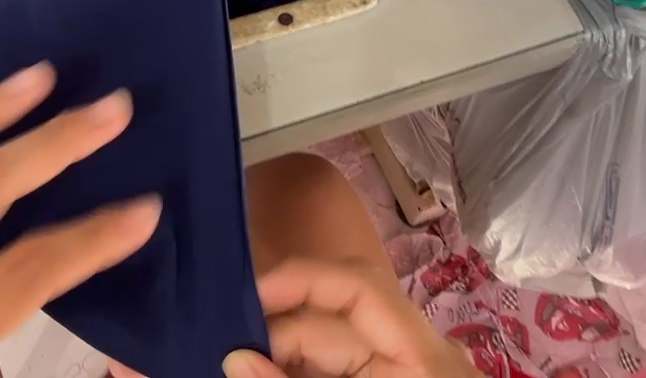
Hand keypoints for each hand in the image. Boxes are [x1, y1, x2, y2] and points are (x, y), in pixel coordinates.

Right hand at [222, 259, 479, 377]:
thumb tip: (234, 360)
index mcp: (420, 355)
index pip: (355, 288)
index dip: (301, 280)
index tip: (247, 295)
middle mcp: (408, 359)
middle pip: (332, 325)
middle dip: (276, 332)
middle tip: (225, 349)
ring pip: (326, 356)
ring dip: (280, 360)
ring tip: (235, 365)